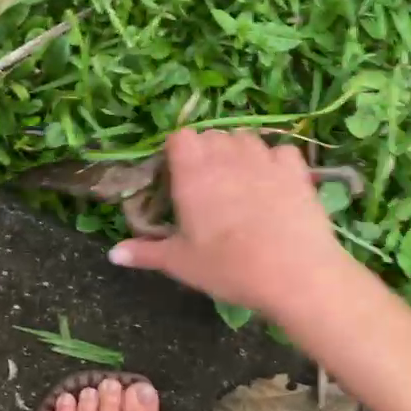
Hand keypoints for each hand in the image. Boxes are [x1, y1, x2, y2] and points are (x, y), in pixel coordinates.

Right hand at [109, 129, 358, 318]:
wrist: (297, 275)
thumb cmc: (229, 267)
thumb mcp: (181, 263)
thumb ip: (145, 253)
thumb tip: (113, 254)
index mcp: (192, 173)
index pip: (179, 137)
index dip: (177, 152)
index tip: (177, 175)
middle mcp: (226, 156)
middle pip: (211, 134)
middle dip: (206, 151)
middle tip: (205, 184)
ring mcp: (264, 159)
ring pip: (244, 138)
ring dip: (237, 151)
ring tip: (237, 179)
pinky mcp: (296, 170)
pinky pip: (279, 150)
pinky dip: (274, 160)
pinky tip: (272, 182)